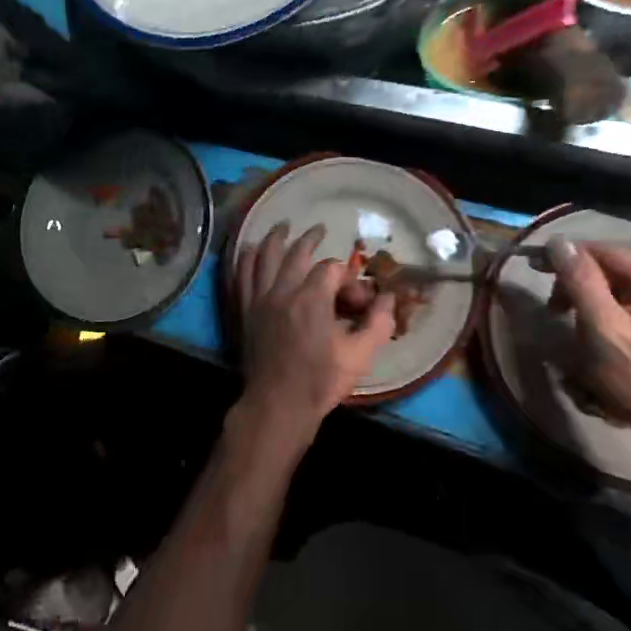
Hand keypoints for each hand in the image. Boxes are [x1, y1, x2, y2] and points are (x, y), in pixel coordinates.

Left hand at [234, 223, 394, 437]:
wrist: (278, 404)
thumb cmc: (319, 382)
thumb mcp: (360, 356)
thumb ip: (378, 324)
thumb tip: (389, 299)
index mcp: (311, 299)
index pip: (331, 269)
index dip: (347, 278)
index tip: (355, 298)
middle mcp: (282, 291)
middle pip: (295, 253)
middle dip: (310, 239)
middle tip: (319, 229)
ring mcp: (259, 300)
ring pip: (263, 258)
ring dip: (274, 239)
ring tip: (282, 226)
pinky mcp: (244, 311)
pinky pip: (241, 276)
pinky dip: (246, 259)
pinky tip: (249, 249)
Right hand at [548, 235, 630, 462]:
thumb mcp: (604, 331)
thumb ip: (582, 283)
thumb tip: (560, 242)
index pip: (609, 251)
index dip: (569, 256)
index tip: (534, 268)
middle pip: (619, 266)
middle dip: (581, 282)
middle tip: (555, 309)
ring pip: (627, 284)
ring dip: (594, 298)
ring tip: (576, 325)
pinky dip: (613, 310)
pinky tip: (600, 331)